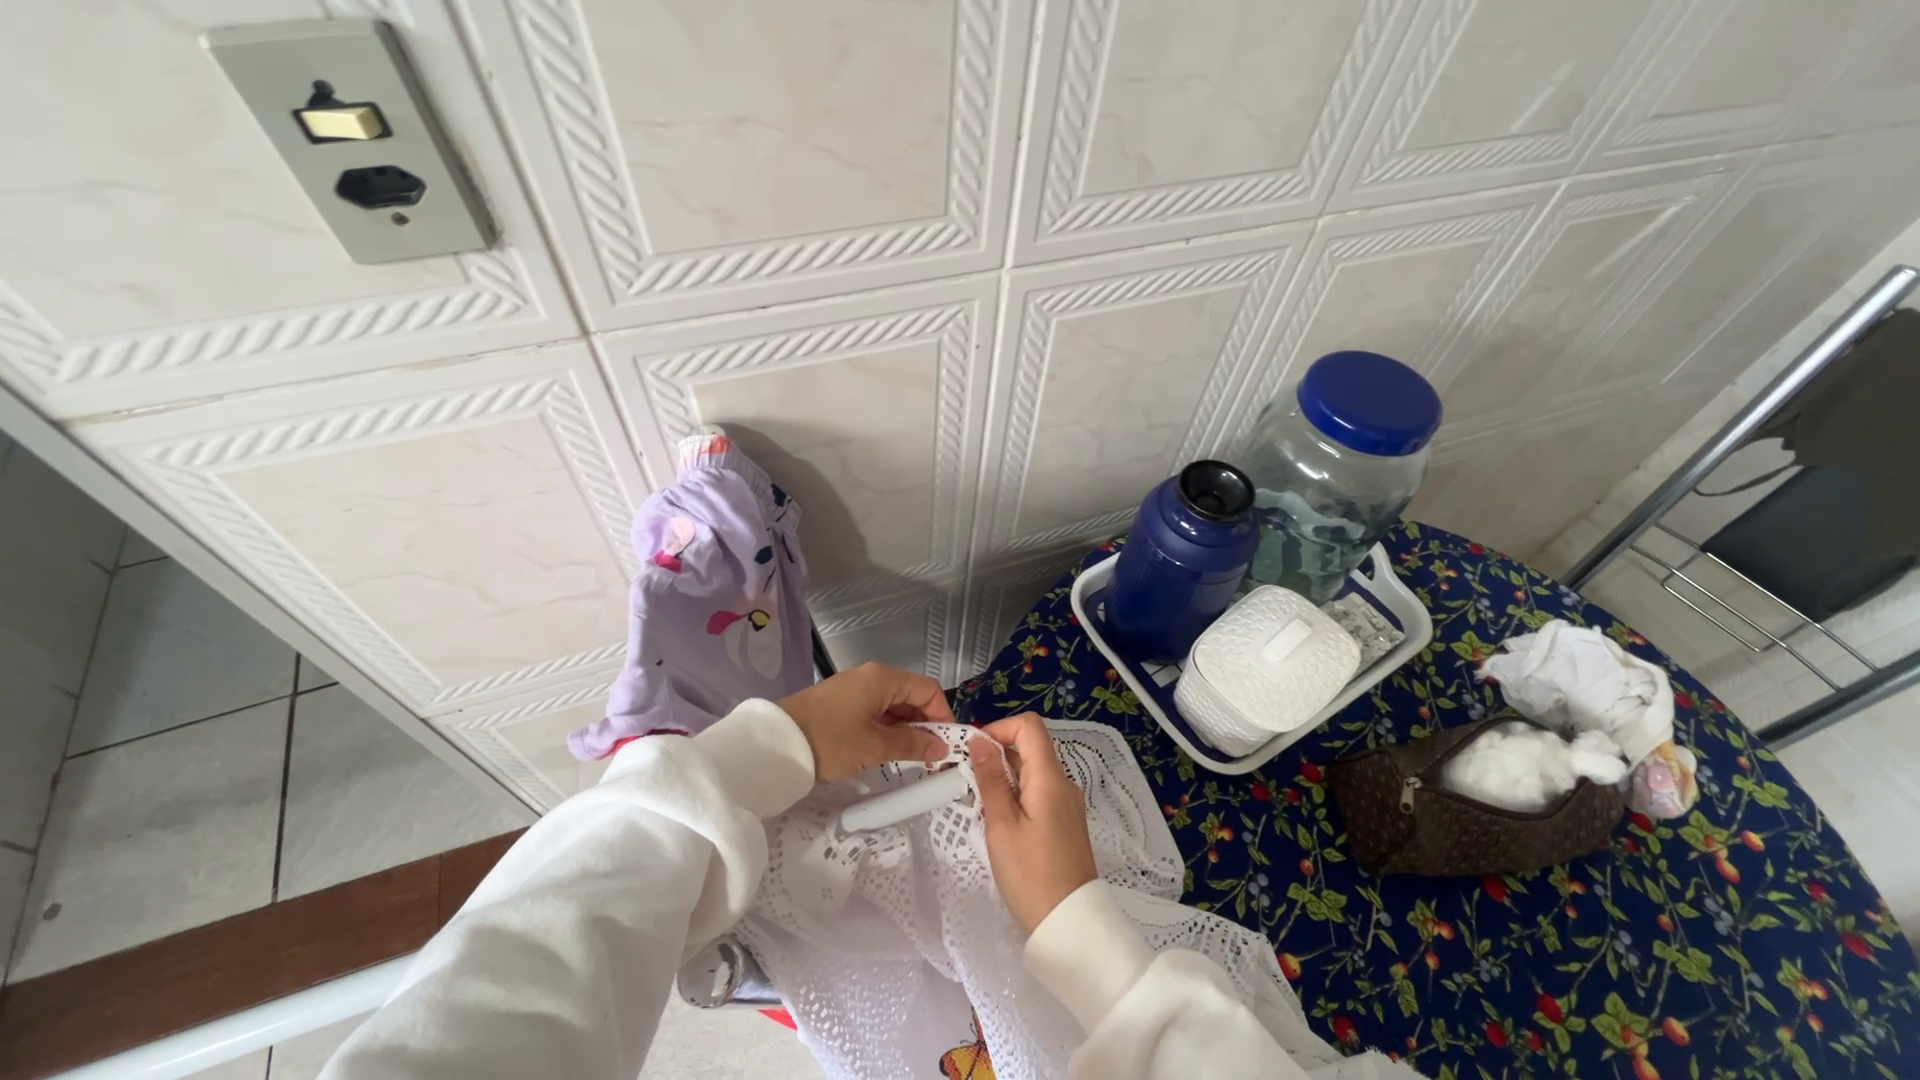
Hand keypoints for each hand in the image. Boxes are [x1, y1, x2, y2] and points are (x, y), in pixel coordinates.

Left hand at [778, 662, 950, 782]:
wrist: (774, 743)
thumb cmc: (830, 741)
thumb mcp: (874, 746)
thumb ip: (912, 745)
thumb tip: (941, 747)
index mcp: (883, 678)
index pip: (928, 689)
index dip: (943, 715)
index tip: (948, 744)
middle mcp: (870, 677)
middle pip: (911, 695)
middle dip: (926, 724)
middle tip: (933, 756)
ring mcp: (853, 689)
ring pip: (893, 705)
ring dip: (906, 729)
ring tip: (912, 758)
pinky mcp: (840, 704)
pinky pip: (875, 712)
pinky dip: (886, 729)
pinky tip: (888, 751)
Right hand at [969, 713, 1099, 933]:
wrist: (1069, 923)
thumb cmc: (1030, 875)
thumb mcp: (1001, 826)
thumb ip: (991, 780)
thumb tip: (980, 741)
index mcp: (1050, 778)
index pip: (1029, 727)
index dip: (999, 728)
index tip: (973, 752)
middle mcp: (1063, 784)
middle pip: (1029, 748)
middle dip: (996, 756)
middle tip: (967, 781)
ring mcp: (1066, 804)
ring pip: (1032, 772)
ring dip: (1003, 778)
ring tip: (979, 806)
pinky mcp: (1064, 822)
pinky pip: (1037, 793)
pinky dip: (1015, 796)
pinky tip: (998, 822)